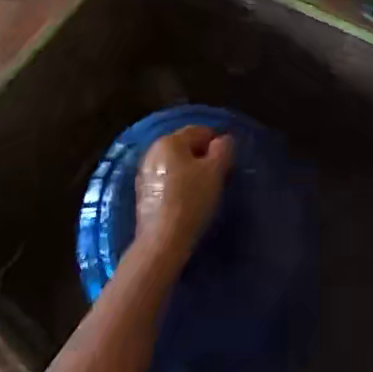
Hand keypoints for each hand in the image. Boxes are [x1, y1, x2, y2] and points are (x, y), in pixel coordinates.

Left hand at [135, 126, 235, 261]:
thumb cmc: (191, 200)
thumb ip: (223, 150)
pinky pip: (167, 179)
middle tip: (220, 177)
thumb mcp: (215, 172)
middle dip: (204, 158)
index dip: (218, 143)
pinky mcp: (143, 192)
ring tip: (205, 191)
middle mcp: (152, 151)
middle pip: (185, 147)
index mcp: (169, 141)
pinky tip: (188, 201)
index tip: (229, 162)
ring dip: (191, 171)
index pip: (199, 131)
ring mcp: (145, 172)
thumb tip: (223, 140)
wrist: (162, 240)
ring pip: (176, 164)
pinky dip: (179, 184)